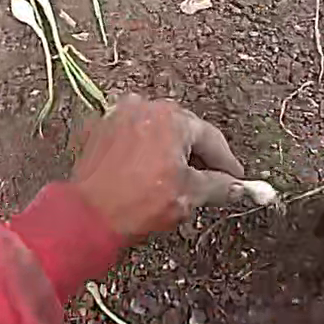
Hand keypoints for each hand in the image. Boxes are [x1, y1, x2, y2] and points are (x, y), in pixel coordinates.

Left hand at [71, 96, 245, 241]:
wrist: (86, 216)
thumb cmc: (138, 203)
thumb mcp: (189, 195)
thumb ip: (220, 186)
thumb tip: (237, 187)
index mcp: (173, 119)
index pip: (212, 139)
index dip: (227, 162)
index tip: (236, 177)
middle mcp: (147, 107)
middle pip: (186, 131)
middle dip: (199, 155)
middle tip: (211, 180)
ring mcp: (121, 115)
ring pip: (159, 132)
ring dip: (171, 151)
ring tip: (178, 178)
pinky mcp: (102, 129)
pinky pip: (135, 135)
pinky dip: (147, 150)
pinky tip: (150, 172)